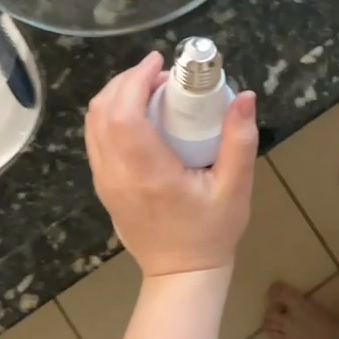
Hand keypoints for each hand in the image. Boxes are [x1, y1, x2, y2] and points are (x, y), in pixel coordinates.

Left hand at [85, 51, 258, 277]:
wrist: (181, 275)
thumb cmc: (211, 231)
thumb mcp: (235, 188)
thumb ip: (239, 141)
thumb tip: (244, 97)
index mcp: (147, 173)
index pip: (124, 115)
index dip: (136, 80)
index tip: (161, 63)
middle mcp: (117, 174)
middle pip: (103, 111)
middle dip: (128, 80)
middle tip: (162, 73)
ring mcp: (105, 181)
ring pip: (94, 123)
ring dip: (118, 95)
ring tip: (152, 87)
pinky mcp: (104, 185)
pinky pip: (97, 138)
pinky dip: (113, 114)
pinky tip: (142, 113)